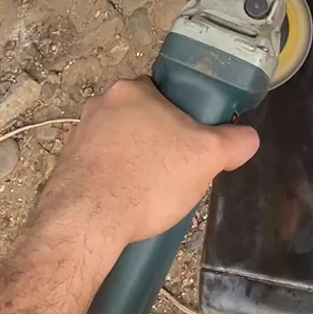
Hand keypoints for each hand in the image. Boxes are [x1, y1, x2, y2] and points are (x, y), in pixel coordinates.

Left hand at [36, 79, 258, 248]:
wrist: (87, 223)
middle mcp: (100, 104)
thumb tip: (247, 139)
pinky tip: (126, 205)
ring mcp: (78, 136)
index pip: (164, 93)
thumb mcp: (209, 156)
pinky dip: (114, 182)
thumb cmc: (149, 179)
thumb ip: (235, 141)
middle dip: (160, 142)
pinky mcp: (65, 166)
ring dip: (136, 162)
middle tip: (177, 170)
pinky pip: (100, 168)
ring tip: (152, 193)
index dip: (183, 117)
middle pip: (142, 119)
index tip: (191, 143)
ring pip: (120, 144)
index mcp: (132, 90)